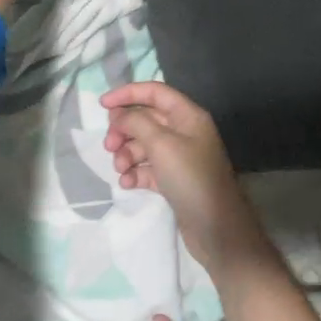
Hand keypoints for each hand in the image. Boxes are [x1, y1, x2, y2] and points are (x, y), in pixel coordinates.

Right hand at [100, 82, 257, 271]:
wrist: (217, 229)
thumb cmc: (191, 178)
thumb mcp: (161, 144)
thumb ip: (136, 122)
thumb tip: (119, 114)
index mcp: (187, 116)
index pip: (154, 92)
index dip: (127, 94)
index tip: (102, 105)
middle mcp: (184, 132)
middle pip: (145, 119)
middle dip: (124, 130)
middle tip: (109, 146)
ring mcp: (179, 157)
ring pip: (143, 145)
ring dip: (127, 154)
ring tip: (121, 170)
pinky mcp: (174, 180)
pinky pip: (148, 168)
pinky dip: (135, 173)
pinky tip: (128, 184)